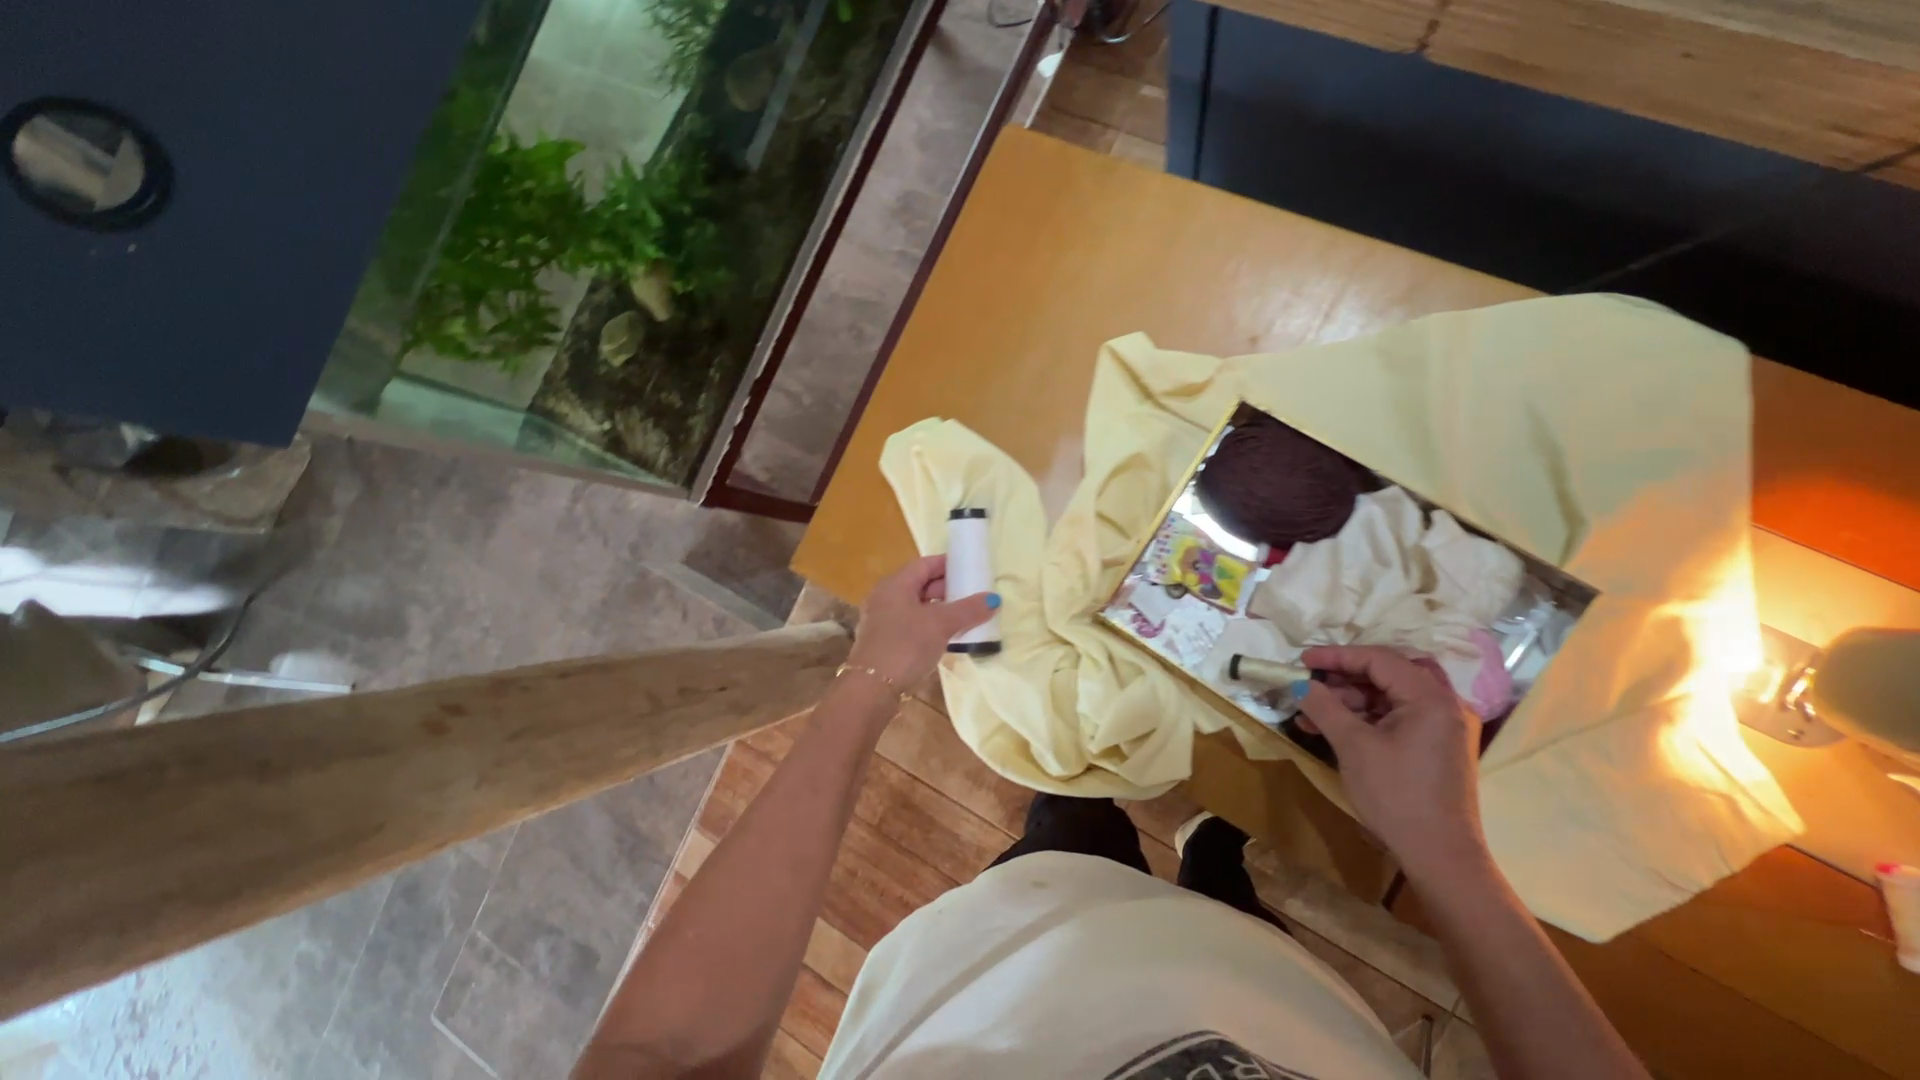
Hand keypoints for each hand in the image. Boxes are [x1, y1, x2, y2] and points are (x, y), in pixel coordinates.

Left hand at [847, 555, 998, 689]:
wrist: (872, 688)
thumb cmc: (906, 646)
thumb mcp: (941, 625)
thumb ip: (968, 610)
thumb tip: (994, 599)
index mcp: (895, 584)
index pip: (924, 564)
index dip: (948, 565)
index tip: (970, 569)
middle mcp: (885, 597)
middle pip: (919, 584)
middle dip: (945, 588)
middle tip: (971, 594)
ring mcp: (881, 620)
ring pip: (915, 605)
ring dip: (938, 608)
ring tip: (963, 616)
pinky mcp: (883, 641)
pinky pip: (910, 623)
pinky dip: (928, 624)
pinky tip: (944, 637)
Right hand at [1296, 645, 1491, 883]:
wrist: (1439, 854)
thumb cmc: (1396, 794)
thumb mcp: (1353, 746)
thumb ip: (1324, 706)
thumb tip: (1299, 684)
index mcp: (1430, 697)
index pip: (1379, 659)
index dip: (1337, 656)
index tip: (1303, 660)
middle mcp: (1445, 704)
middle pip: (1390, 673)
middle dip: (1345, 677)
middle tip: (1312, 686)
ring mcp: (1445, 727)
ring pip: (1393, 696)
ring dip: (1353, 700)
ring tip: (1313, 715)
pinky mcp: (1439, 747)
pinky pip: (1401, 717)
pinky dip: (1369, 718)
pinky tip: (1337, 731)